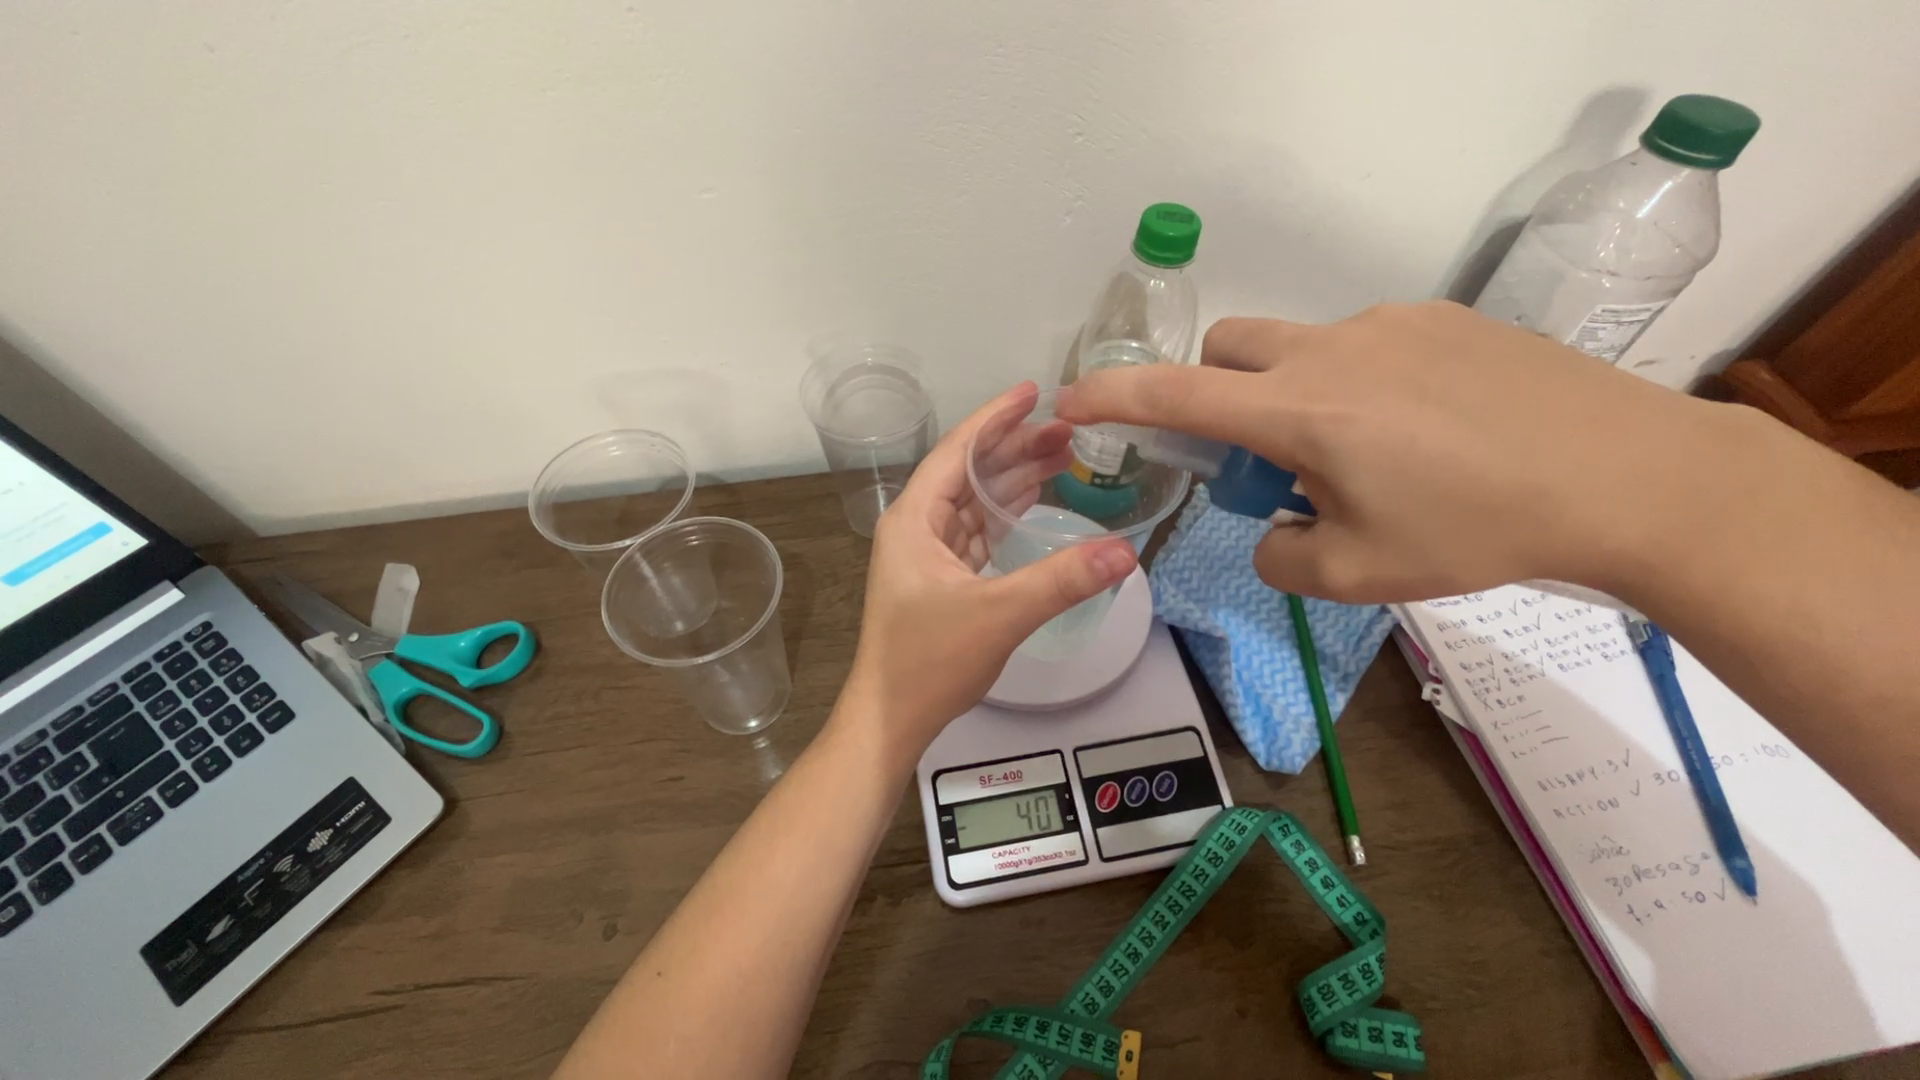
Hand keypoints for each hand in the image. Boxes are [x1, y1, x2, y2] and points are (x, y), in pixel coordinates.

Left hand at [838, 383, 1136, 762]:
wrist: (891, 719)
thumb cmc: (929, 662)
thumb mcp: (1000, 615)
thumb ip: (1061, 580)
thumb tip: (1124, 551)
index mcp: (914, 519)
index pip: (958, 451)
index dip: (996, 418)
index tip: (1035, 392)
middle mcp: (916, 528)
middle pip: (970, 473)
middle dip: (1017, 449)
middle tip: (1070, 433)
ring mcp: (927, 556)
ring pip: (975, 503)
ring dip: (1014, 482)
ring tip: (1064, 460)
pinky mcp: (941, 582)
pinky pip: (978, 534)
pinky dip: (1007, 518)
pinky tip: (1036, 509)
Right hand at [1057, 301, 1744, 602]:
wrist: (1631, 479)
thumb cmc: (1479, 532)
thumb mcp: (1359, 574)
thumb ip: (1283, 556)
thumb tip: (1274, 532)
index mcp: (1301, 412)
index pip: (1177, 393)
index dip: (1113, 395)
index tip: (1071, 401)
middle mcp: (1332, 351)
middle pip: (1228, 346)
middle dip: (1213, 390)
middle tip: (1260, 454)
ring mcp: (1391, 324)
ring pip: (1299, 348)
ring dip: (1292, 394)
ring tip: (1366, 454)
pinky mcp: (1444, 319)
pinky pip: (1364, 343)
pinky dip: (1354, 383)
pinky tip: (1423, 430)